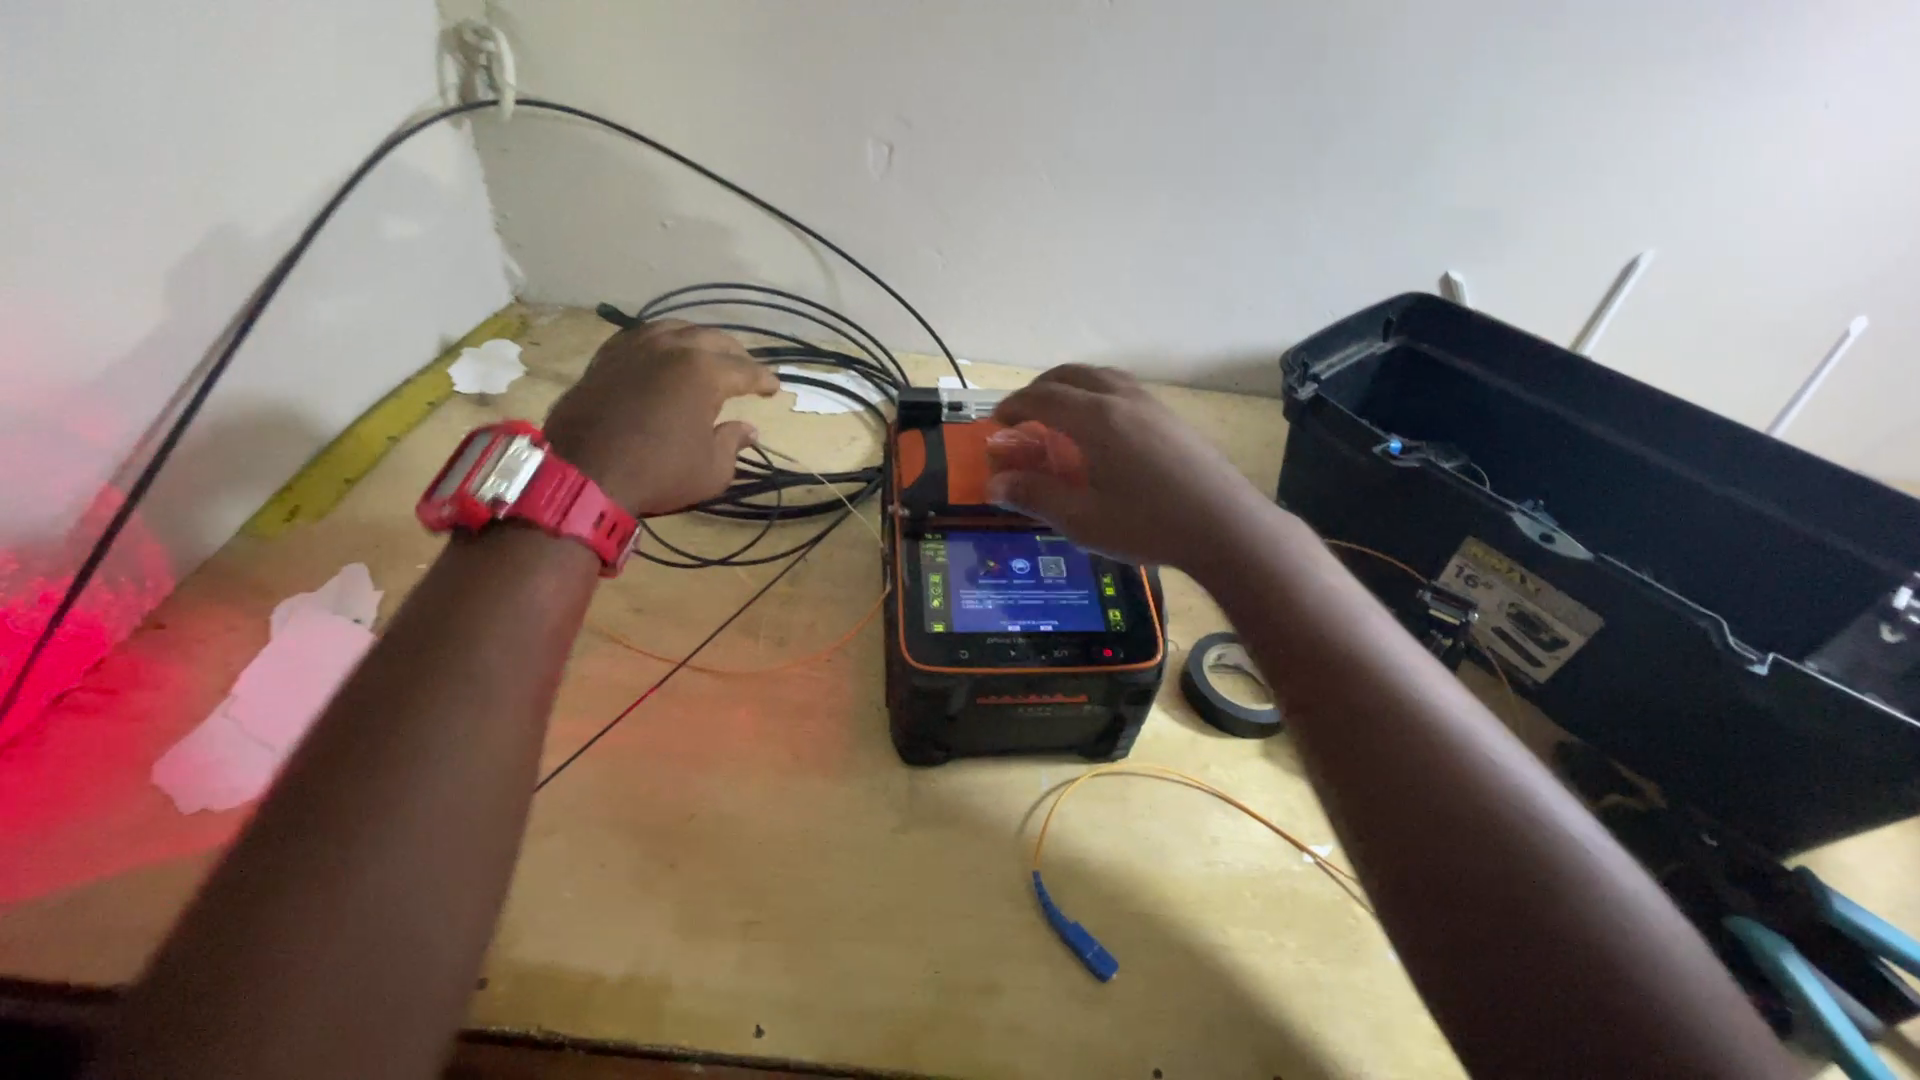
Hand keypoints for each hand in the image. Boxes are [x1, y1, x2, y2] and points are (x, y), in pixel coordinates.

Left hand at [544, 320, 778, 514]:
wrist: (583, 474)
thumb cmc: (658, 473)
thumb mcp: (711, 469)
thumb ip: (733, 443)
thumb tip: (749, 429)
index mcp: (704, 371)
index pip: (745, 370)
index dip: (764, 379)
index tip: (774, 387)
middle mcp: (671, 348)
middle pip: (712, 339)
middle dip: (735, 354)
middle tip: (745, 369)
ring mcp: (634, 348)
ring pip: (674, 328)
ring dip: (697, 339)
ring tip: (706, 352)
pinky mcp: (605, 358)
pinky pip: (640, 337)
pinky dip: (660, 342)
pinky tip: (663, 354)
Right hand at [986, 365, 1273, 569]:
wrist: (1226, 526)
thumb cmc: (1148, 525)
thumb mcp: (1082, 519)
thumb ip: (1036, 496)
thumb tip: (994, 484)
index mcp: (1095, 419)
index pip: (1042, 398)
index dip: (1014, 407)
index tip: (997, 423)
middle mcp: (1121, 400)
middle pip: (1070, 375)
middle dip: (1039, 388)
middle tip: (1023, 414)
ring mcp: (1151, 405)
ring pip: (1101, 377)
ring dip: (1070, 386)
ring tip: (1059, 413)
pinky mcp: (1171, 418)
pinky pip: (1122, 389)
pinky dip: (1097, 394)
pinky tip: (1102, 428)